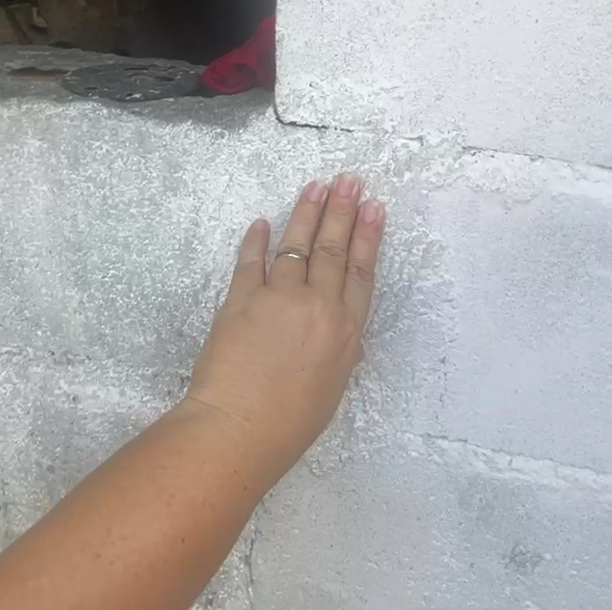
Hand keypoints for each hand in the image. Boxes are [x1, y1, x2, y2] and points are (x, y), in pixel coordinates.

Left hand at [177, 174, 384, 484]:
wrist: (236, 431)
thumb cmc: (289, 423)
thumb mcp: (333, 386)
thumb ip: (340, 348)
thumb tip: (342, 328)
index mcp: (345, 330)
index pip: (361, 270)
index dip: (369, 235)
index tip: (374, 207)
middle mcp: (318, 306)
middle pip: (333, 248)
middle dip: (343, 211)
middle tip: (349, 181)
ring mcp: (279, 298)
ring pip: (297, 245)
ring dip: (307, 212)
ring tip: (316, 186)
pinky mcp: (242, 300)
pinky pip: (252, 262)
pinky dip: (257, 240)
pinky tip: (262, 222)